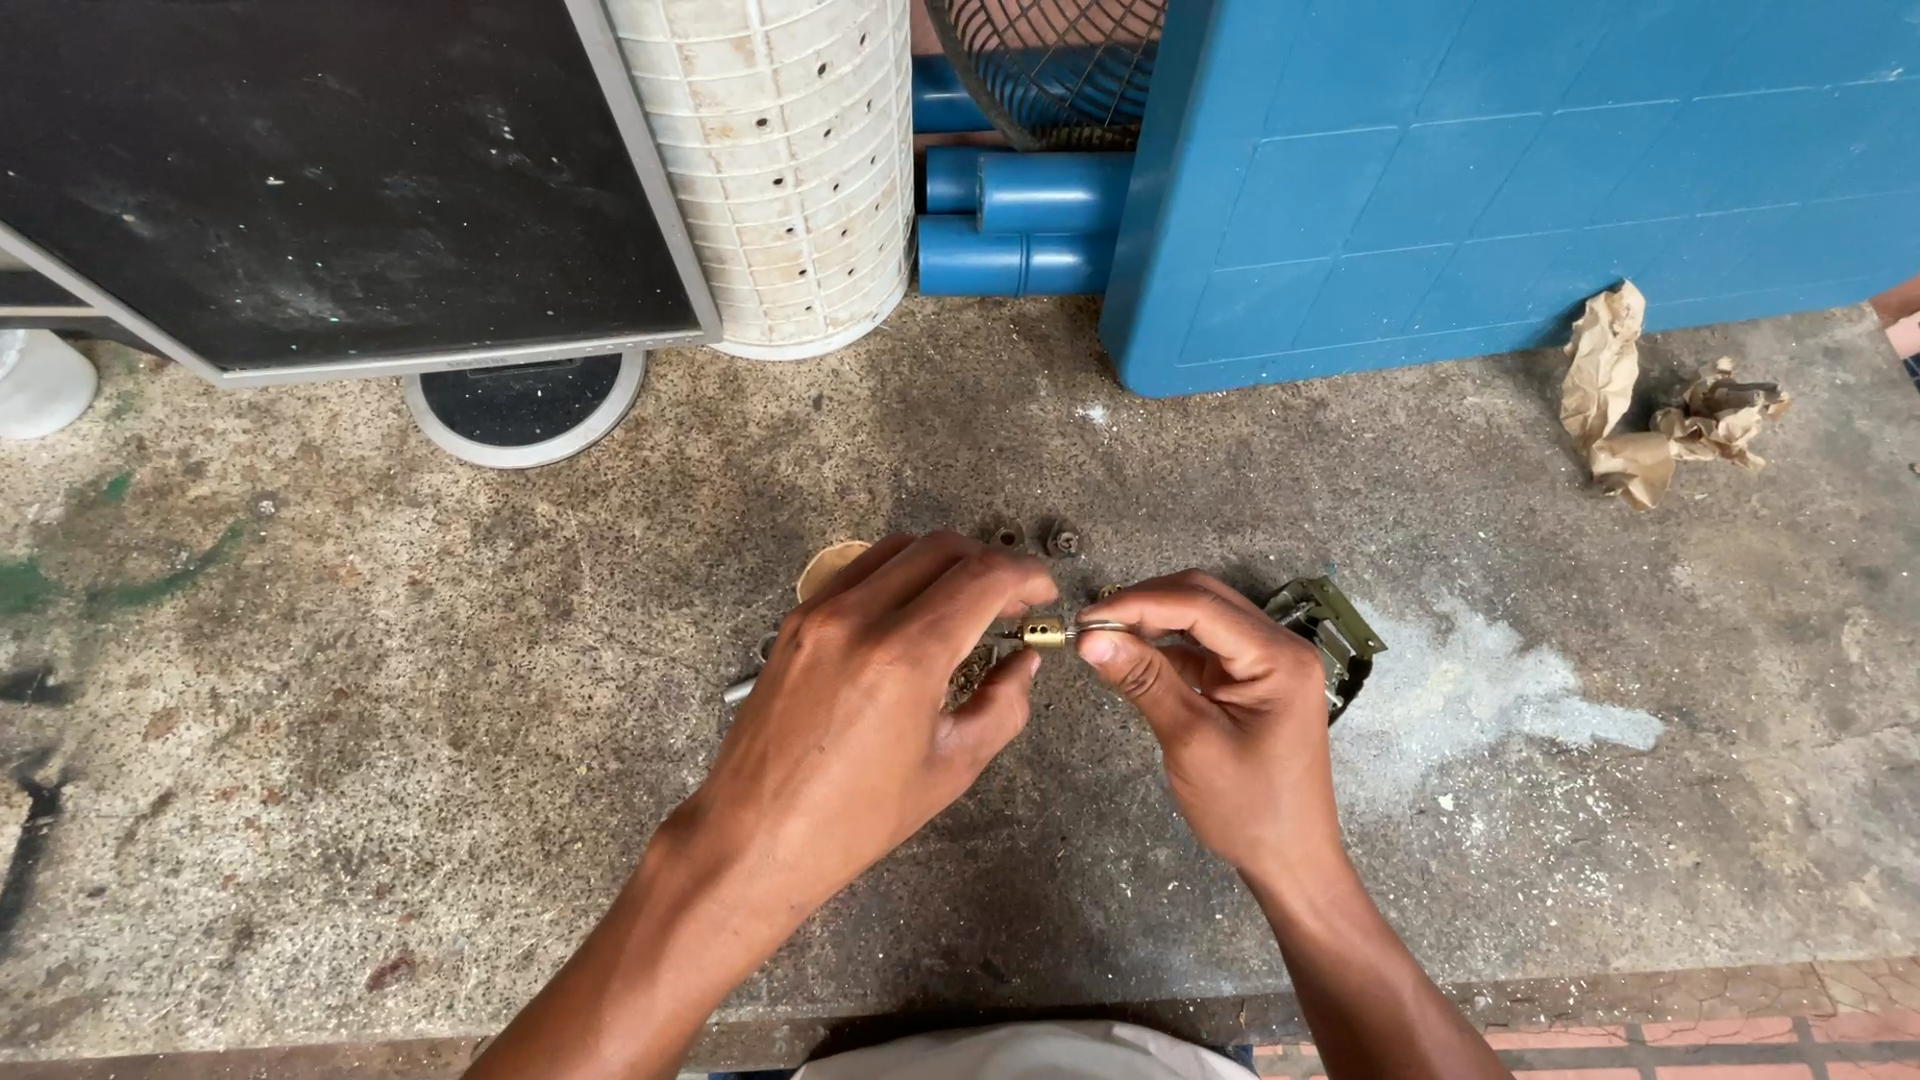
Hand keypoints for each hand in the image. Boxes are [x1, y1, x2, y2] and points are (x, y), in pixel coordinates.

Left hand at [666, 531, 1058, 928]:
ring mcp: (820, 612)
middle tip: (1011, 602)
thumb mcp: (951, 768)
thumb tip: (1024, 661)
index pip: (983, 576)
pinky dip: (900, 571)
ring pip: (900, 547)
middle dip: (992, 563)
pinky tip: (912, 609)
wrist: (755, 836)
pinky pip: (860, 568)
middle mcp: (859, 617)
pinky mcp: (796, 619)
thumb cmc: (854, 817)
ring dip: (945, 561)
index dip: (1026, 575)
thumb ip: (1003, 704)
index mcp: (904, 657)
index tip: (1041, 594)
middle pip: (944, 547)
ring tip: (965, 601)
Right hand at [1075, 571, 1343, 885]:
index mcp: (1278, 656)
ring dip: (1151, 621)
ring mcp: (1265, 662)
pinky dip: (1164, 646)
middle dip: (1144, 604)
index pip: (1200, 604)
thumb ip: (1142, 680)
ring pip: (1200, 617)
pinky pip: (1201, 646)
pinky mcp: (1248, 679)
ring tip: (1104, 637)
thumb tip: (1089, 638)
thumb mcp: (1190, 740)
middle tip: (1091, 626)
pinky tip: (1132, 656)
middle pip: (1202, 598)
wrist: (1290, 862)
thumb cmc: (1248, 809)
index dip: (1138, 603)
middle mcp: (1278, 646)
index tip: (1085, 619)